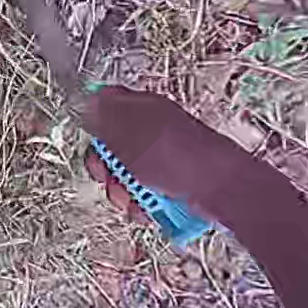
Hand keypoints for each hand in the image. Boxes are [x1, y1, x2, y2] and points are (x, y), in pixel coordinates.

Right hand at [83, 86, 284, 220]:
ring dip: (120, 189)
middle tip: (109, 174)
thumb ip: (102, 116)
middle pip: (109, 145)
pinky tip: (145, 205)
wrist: (222, 191)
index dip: (91, 121)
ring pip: (122, 172)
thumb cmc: (179, 158)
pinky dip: (138, 201)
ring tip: (132, 195)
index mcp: (143, 108)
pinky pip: (140, 190)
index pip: (105, 104)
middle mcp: (151, 130)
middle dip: (104, 166)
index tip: (90, 140)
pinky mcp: (168, 181)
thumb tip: (85, 102)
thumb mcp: (128, 132)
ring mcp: (160, 157)